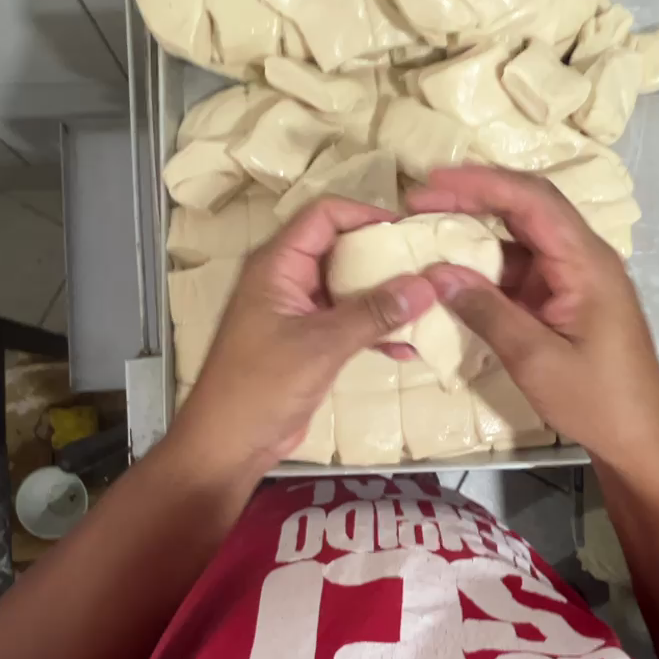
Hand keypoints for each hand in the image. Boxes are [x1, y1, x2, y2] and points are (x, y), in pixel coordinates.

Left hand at [172, 195, 435, 471]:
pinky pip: (347, 323)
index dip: (366, 214)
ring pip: (349, 289)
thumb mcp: (322, 345)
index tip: (409, 231)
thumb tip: (427, 285)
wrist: (229, 444)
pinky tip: (407, 349)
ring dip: (385, 299)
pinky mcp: (308, 342)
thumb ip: (374, 313)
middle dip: (385, 259)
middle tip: (429, 266)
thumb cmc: (262, 386)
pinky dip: (374, 331)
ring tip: (428, 307)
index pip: (324, 215)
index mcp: (277, 264)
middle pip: (342, 249)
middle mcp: (287, 279)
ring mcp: (297, 311)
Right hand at [406, 166, 658, 469]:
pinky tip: (451, 274)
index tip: (433, 182)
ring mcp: (572, 278)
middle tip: (418, 202)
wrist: (637, 437)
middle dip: (471, 199)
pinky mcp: (562, 299)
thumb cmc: (596, 399)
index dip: (481, 183)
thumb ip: (487, 312)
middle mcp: (582, 258)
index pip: (533, 201)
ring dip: (474, 232)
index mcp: (586, 262)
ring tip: (425, 231)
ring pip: (519, 238)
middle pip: (526, 209)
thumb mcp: (535, 359)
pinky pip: (519, 270)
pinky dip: (484, 268)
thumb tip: (437, 273)